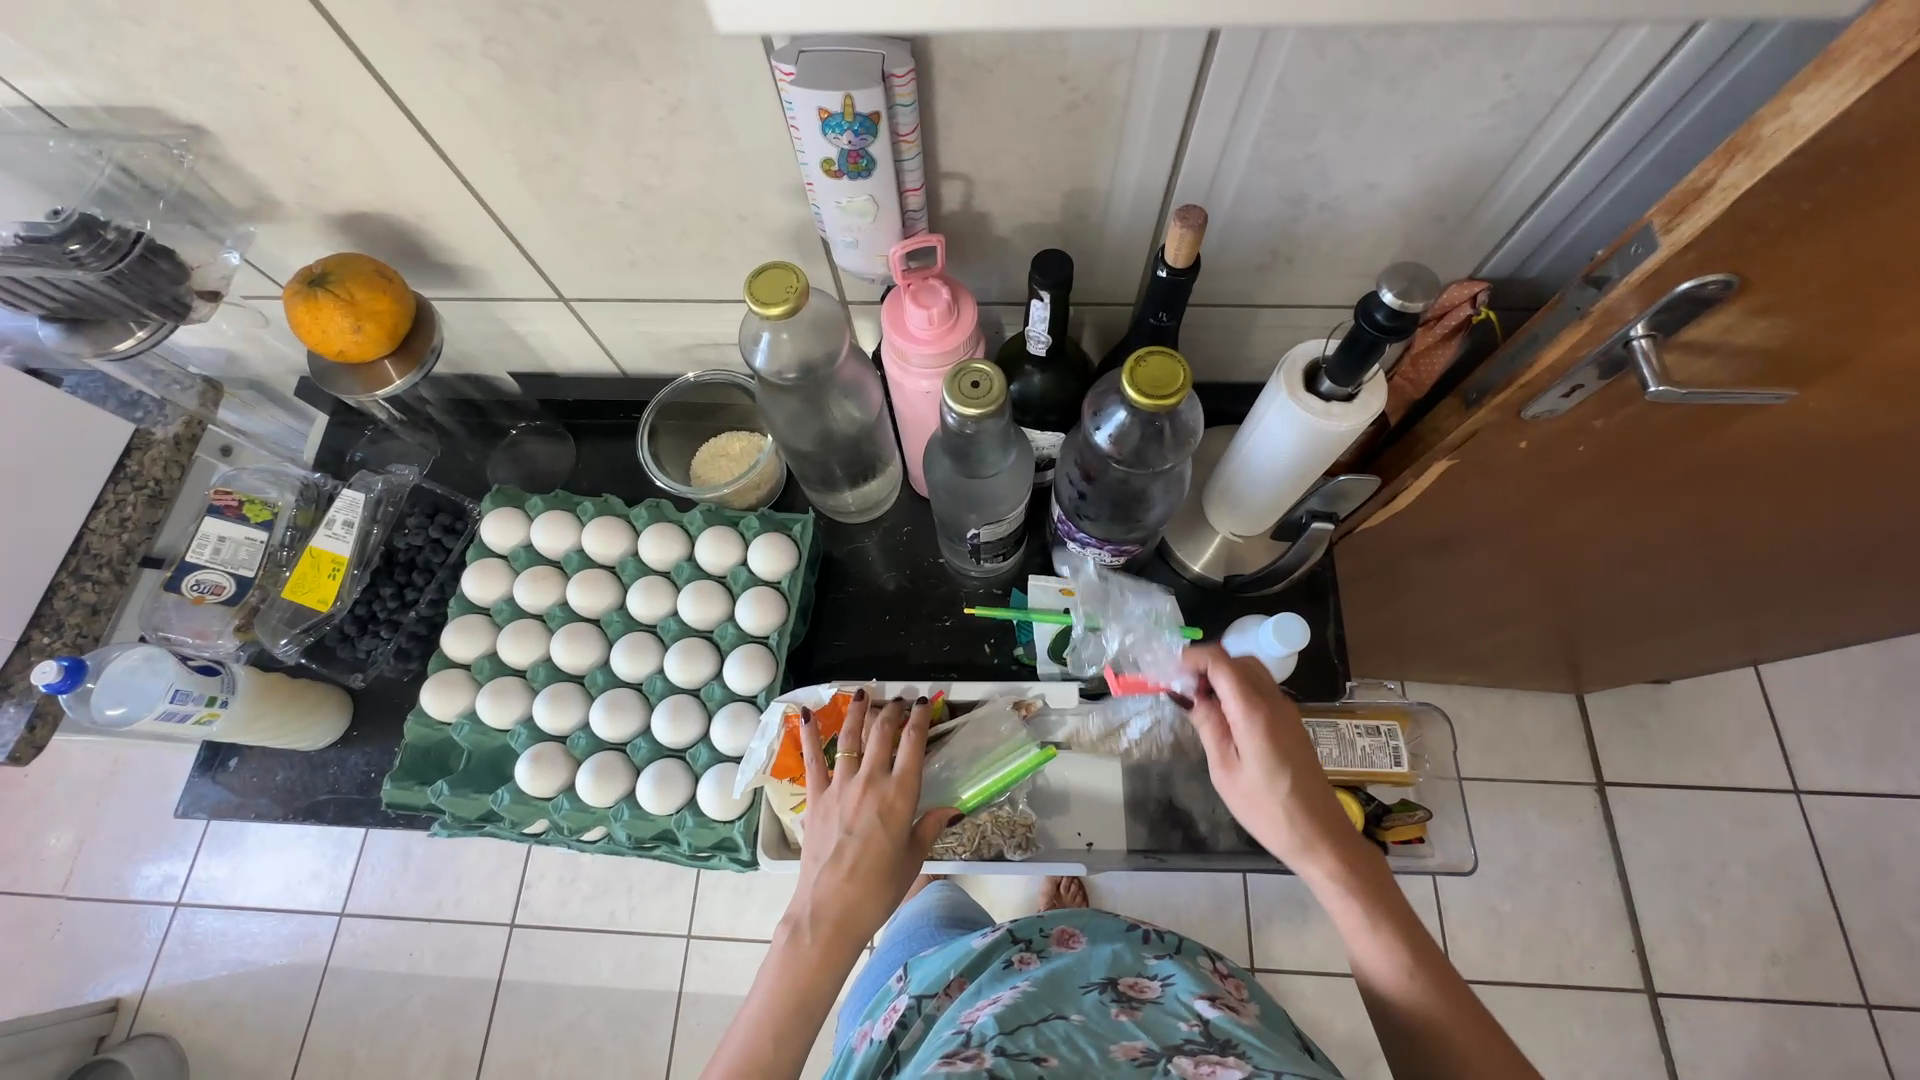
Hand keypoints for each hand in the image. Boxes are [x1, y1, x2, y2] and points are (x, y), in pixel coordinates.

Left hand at [787, 692, 959, 949]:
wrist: (830, 911)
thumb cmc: (879, 889)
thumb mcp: (914, 858)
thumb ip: (930, 826)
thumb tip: (953, 809)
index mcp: (901, 793)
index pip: (914, 743)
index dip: (920, 718)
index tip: (924, 703)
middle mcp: (871, 780)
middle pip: (883, 732)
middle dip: (892, 710)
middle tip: (899, 699)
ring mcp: (840, 786)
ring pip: (849, 736)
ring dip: (858, 711)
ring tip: (863, 693)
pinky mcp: (816, 797)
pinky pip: (812, 759)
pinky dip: (807, 734)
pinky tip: (804, 714)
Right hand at [1179, 645, 1371, 874]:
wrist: (1319, 836)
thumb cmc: (1267, 809)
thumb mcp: (1224, 770)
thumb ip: (1208, 725)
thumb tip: (1188, 694)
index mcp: (1253, 711)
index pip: (1220, 661)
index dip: (1192, 658)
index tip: (1169, 673)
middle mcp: (1273, 701)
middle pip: (1237, 661)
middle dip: (1207, 666)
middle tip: (1182, 690)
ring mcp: (1286, 711)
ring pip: (1251, 673)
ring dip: (1223, 677)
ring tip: (1199, 704)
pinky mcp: (1291, 723)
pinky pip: (1261, 691)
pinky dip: (1237, 691)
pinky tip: (1223, 718)